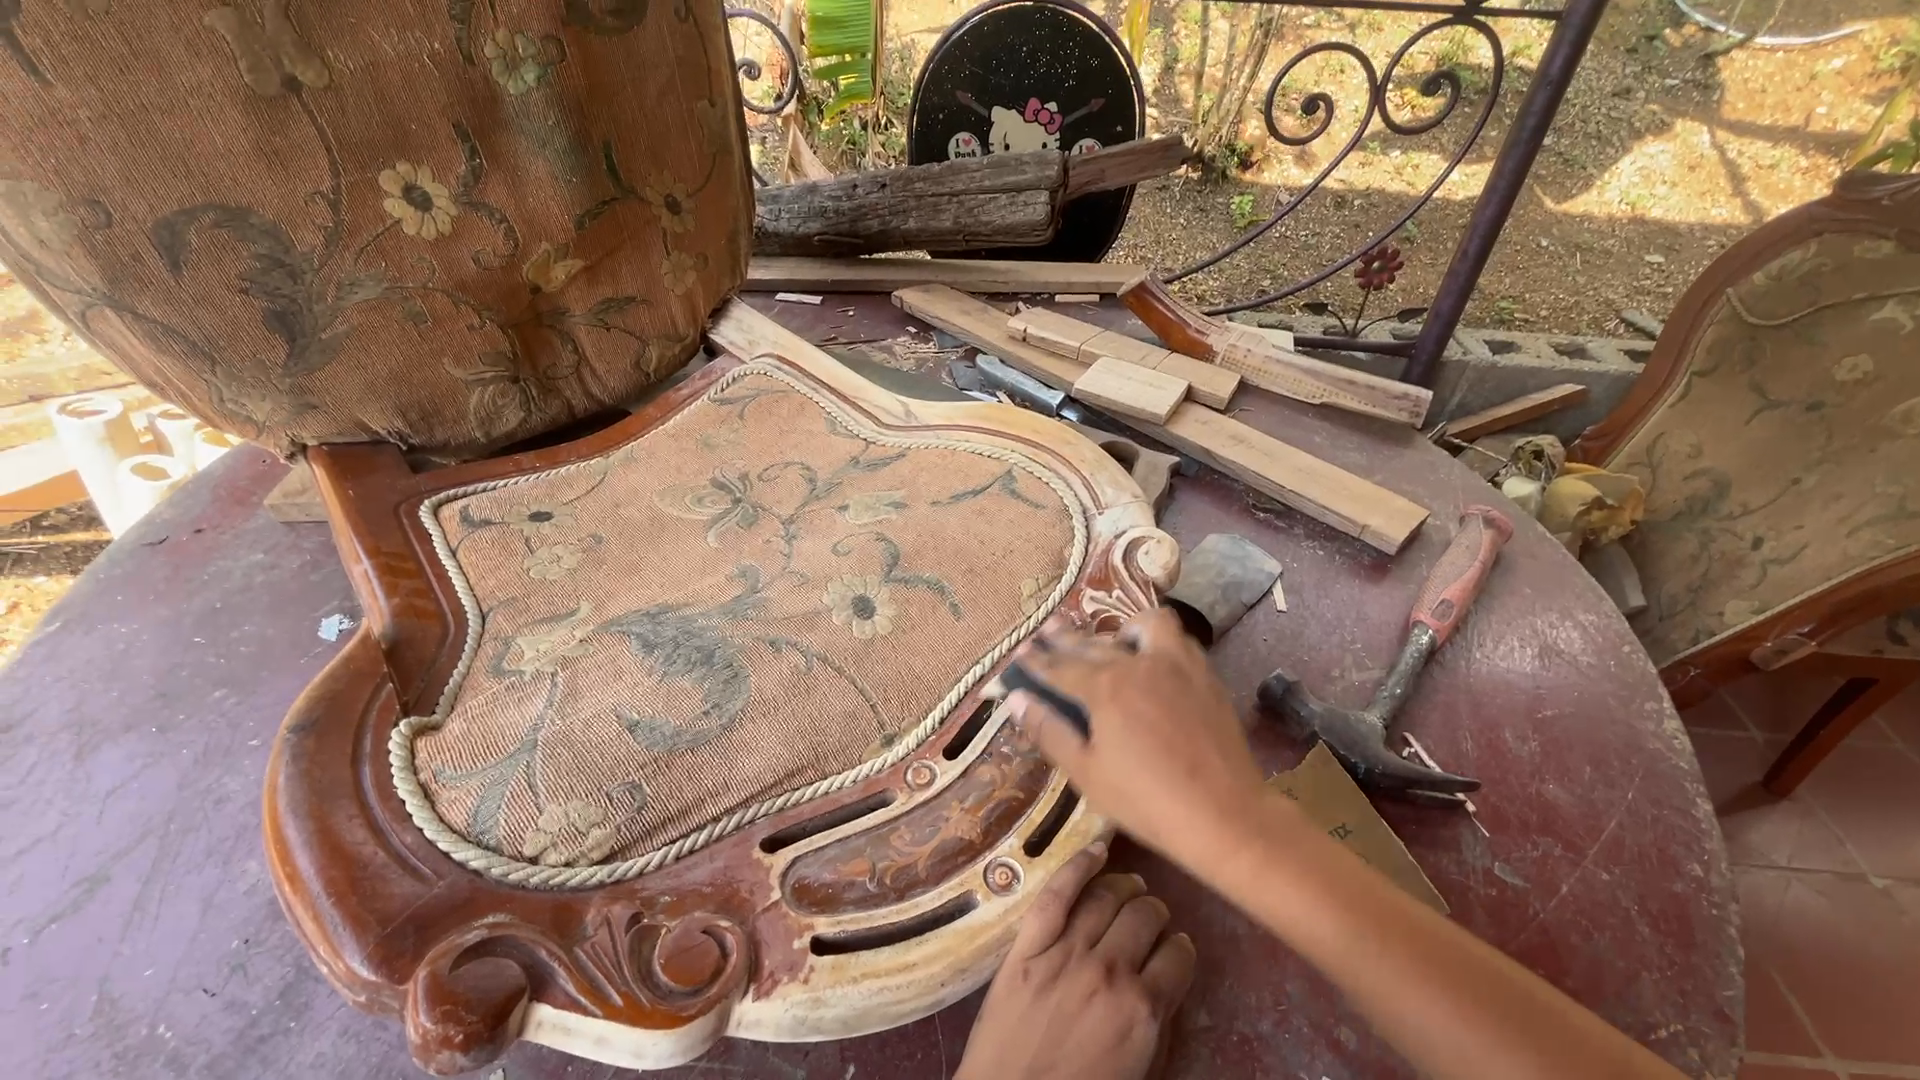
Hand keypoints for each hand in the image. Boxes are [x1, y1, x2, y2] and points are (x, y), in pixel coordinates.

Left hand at [955, 843, 1194, 1079]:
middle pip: (1144, 917)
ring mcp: (1063, 953)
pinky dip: (1078, 865)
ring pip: (1106, 898)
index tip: (1175, 948)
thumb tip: (1164, 985)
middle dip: (1155, 913)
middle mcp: (1109, 971)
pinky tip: (1096, 850)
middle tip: (1151, 917)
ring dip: (1125, 887)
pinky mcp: (1025, 948)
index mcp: (1142, 1009)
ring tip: (1130, 886)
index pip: (1179, 956)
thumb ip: (1155, 1025)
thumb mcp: (1138, 1070)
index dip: (1181, 949)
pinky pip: (1055, 895)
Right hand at [1004, 607, 1266, 862]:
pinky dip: (1159, 642)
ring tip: (1114, 640)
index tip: (1020, 652)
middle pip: (1095, 642)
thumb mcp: (1086, 772)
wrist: (1224, 814)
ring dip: (1124, 628)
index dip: (1036, 661)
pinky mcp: (1207, 677)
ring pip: (1148, 624)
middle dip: (1067, 638)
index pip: (1060, 667)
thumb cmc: (1145, 800)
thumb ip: (1049, 731)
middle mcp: (1140, 663)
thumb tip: (1016, 700)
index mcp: (1106, 687)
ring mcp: (1179, 665)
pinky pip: (1179, 641)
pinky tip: (1155, 660)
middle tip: (1048, 631)